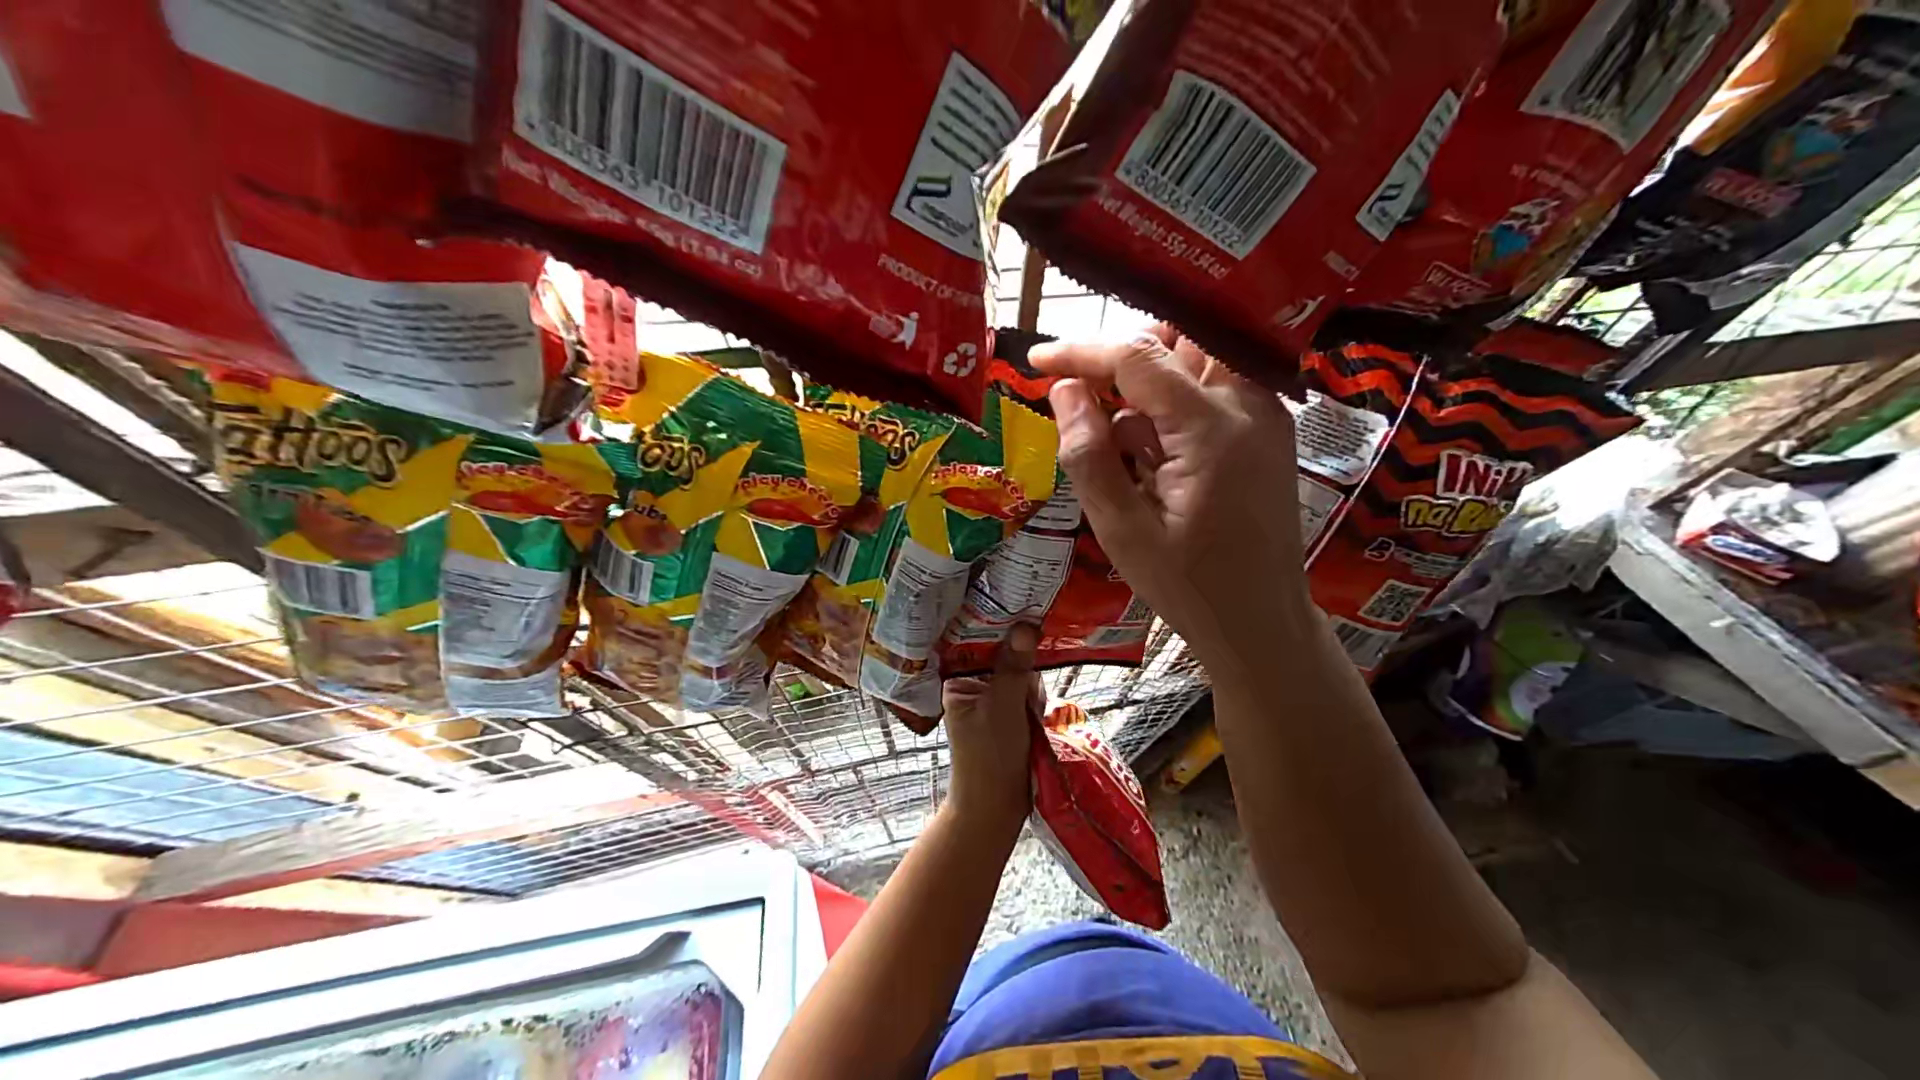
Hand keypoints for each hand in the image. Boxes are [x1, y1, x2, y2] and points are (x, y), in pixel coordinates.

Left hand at [940, 624, 1042, 832]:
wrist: (997, 807)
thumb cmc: (990, 756)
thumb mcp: (1003, 706)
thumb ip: (1014, 667)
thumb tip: (1025, 625)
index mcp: (958, 680)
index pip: (981, 643)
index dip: (1004, 632)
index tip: (1027, 617)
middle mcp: (972, 686)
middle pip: (1007, 658)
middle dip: (1024, 674)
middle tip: (1028, 696)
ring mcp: (991, 701)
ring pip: (1022, 677)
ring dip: (1032, 693)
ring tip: (1032, 715)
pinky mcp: (1008, 715)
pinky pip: (1028, 695)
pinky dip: (1036, 705)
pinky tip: (1037, 719)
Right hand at [1030, 329, 1310, 662]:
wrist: (1263, 624)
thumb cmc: (1189, 588)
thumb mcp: (1122, 531)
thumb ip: (1089, 456)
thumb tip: (1064, 390)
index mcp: (1211, 430)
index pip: (1138, 359)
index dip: (1081, 352)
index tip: (1036, 359)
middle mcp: (1250, 406)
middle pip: (1182, 337)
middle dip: (1126, 353)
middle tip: (1084, 389)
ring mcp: (1268, 416)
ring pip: (1202, 355)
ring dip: (1153, 376)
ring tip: (1121, 436)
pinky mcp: (1270, 431)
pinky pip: (1218, 385)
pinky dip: (1177, 399)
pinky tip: (1156, 453)